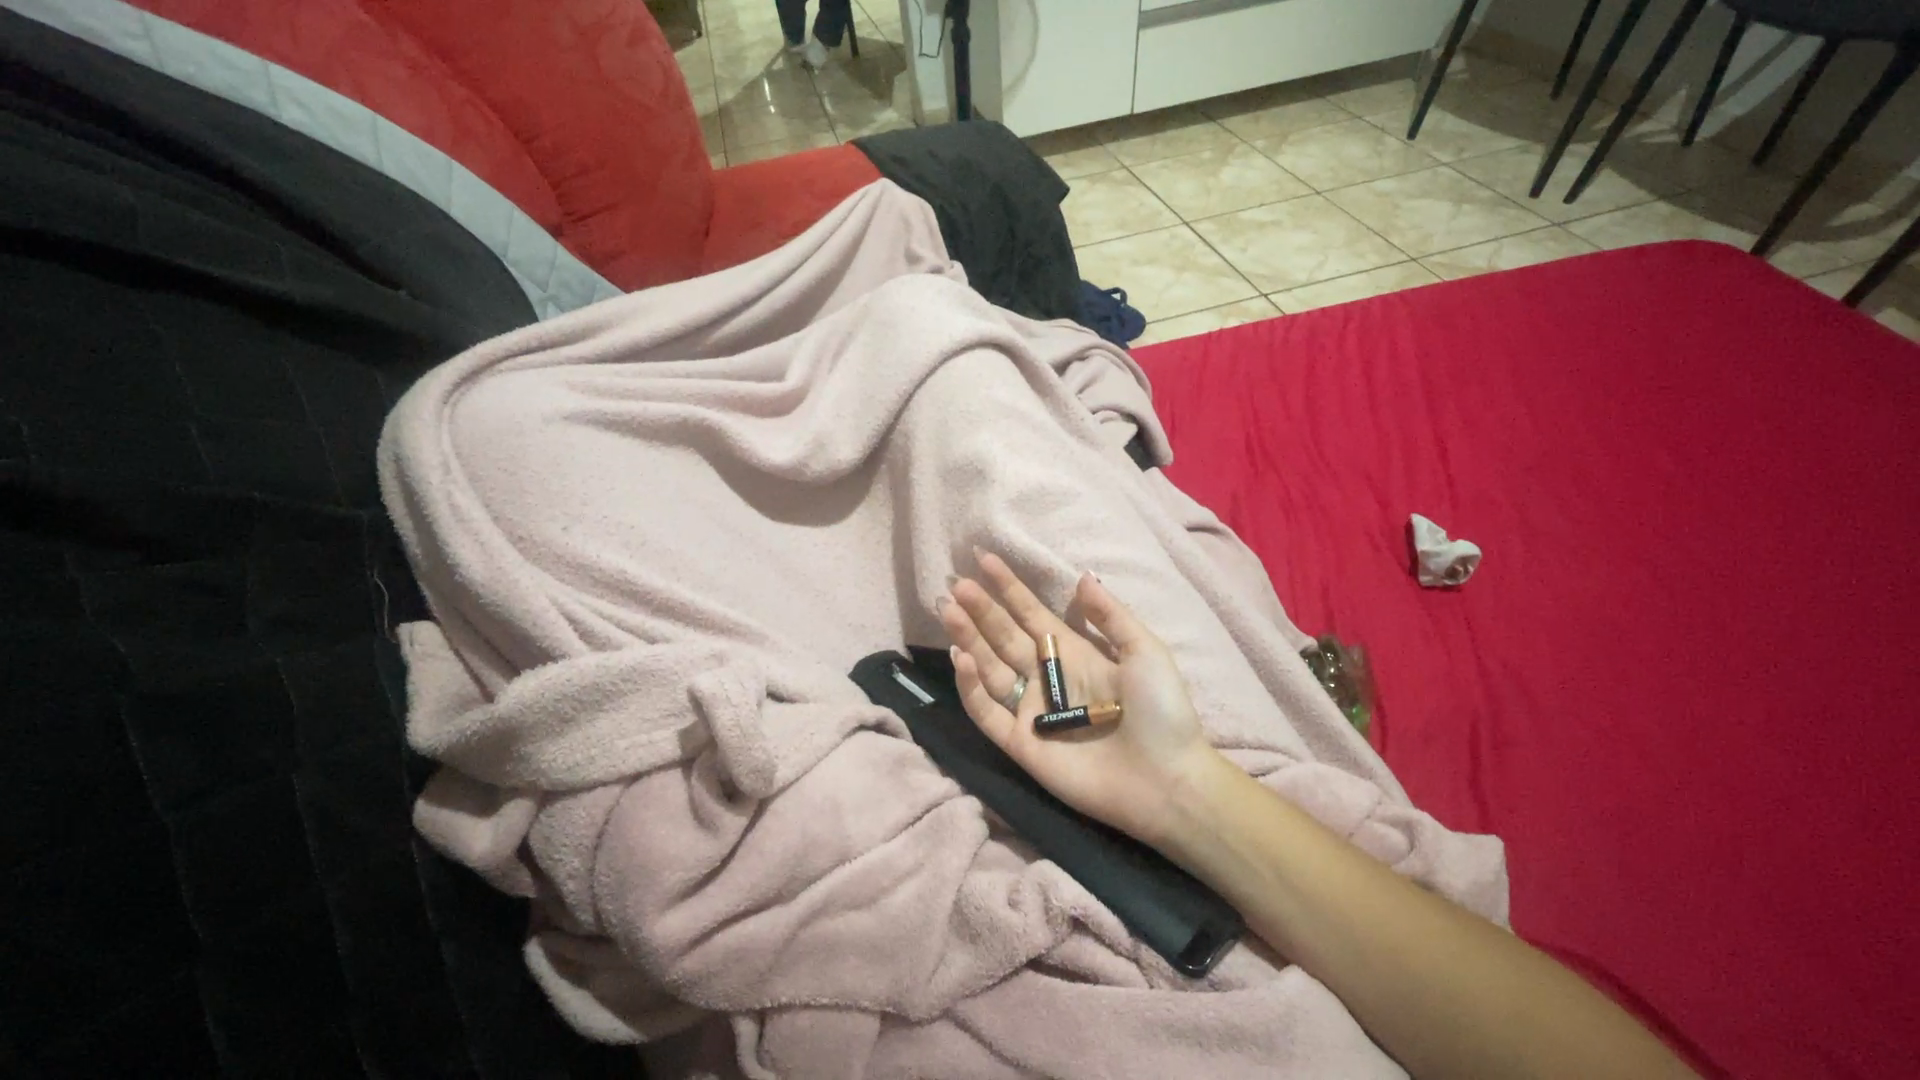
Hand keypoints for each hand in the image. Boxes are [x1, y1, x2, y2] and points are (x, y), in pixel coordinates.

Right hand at [937, 550, 1220, 844]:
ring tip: (949, 611)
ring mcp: (1030, 711)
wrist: (1165, 780)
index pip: (1032, 613)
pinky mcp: (1020, 743)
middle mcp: (1047, 677)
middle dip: (981, 610)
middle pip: (1004, 637)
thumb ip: (1110, 616)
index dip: (1008, 588)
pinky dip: (971, 687)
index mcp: (1074, 653)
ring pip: (989, 668)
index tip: (983, 558)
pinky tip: (962, 659)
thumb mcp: (1145, 652)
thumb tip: (1082, 576)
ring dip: (969, 639)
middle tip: (956, 585)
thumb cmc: (1161, 712)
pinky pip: (988, 712)